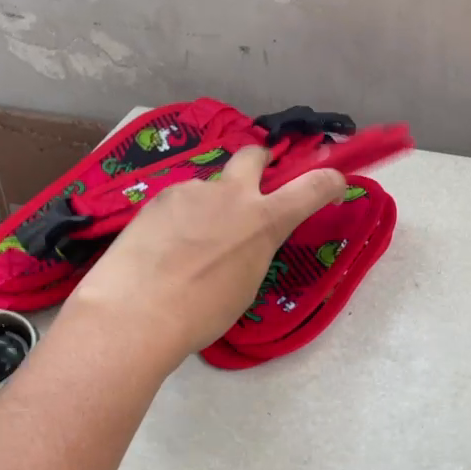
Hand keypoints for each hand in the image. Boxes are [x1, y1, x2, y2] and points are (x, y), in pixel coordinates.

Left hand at [61, 147, 345, 365]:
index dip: (329, 180)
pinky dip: (179, 218)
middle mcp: (232, 195)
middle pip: (253, 156)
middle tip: (254, 184)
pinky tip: (163, 246)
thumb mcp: (246, 284)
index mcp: (264, 221)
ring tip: (189, 243)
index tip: (335, 181)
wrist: (136, 312)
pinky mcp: (157, 198)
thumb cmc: (201, 313)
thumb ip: (254, 250)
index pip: (313, 187)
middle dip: (260, 162)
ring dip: (210, 204)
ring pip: (209, 187)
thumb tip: (243, 240)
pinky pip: (179, 201)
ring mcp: (191, 191)